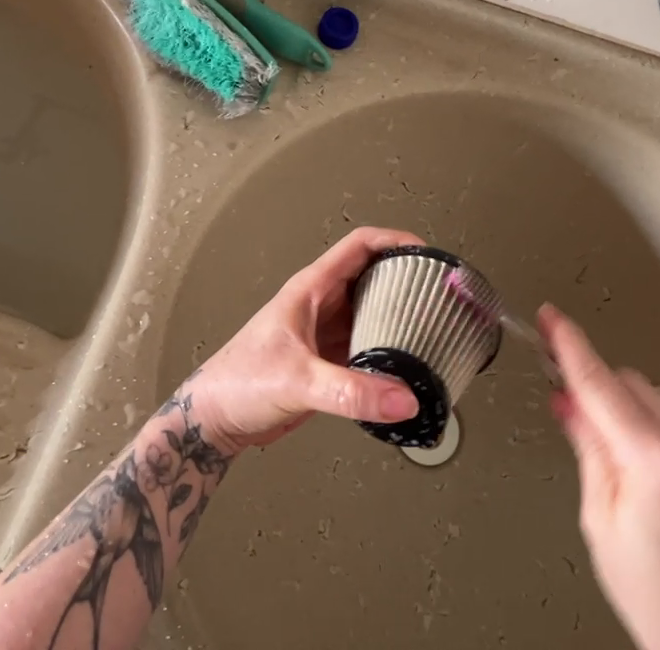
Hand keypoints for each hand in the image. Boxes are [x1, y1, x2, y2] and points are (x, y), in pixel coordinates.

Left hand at [184, 227, 424, 453]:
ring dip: (403, 317)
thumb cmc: (238, 382)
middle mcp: (323, 305)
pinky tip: (409, 366)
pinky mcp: (330, 361)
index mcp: (311, 289)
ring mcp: (327, 333)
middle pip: (375, 277)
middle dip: (409, 280)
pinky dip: (392, 351)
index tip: (427, 253)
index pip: (360, 246)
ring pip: (375, 312)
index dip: (395, 240)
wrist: (216, 418)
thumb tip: (402, 397)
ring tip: (436, 328)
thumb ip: (349, 391)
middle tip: (442, 295)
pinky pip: (370, 345)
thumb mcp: (297, 380)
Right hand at [539, 304, 659, 649]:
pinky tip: (633, 456)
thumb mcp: (601, 521)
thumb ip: (588, 449)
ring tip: (597, 437)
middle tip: (561, 392)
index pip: (600, 383)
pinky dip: (647, 424)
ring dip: (620, 404)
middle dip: (593, 382)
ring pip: (653, 399)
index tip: (551, 319)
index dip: (569, 345)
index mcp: (652, 463)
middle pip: (628, 383)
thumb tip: (568, 404)